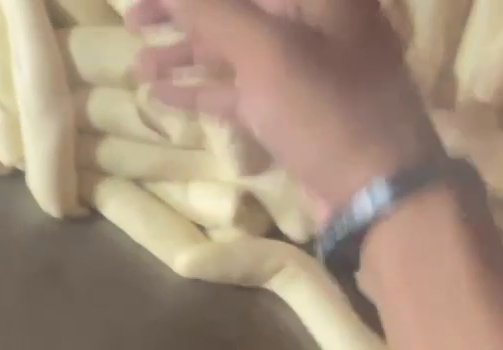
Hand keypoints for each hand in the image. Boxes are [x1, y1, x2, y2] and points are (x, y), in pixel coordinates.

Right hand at [128, 0, 443, 221]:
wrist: (369, 179)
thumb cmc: (324, 108)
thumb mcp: (268, 53)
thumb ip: (217, 15)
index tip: (144, 3)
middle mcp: (311, 18)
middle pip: (236, 7)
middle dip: (184, 14)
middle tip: (133, 23)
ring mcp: (299, 63)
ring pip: (230, 47)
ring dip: (183, 54)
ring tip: (138, 67)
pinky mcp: (284, 104)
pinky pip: (233, 87)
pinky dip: (198, 88)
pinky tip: (161, 95)